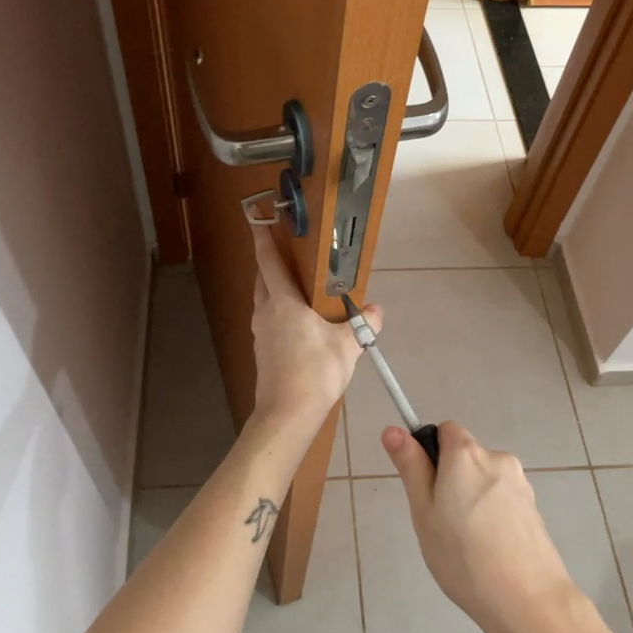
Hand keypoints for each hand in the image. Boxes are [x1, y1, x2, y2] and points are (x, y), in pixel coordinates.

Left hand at [247, 223, 381, 431]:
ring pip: (263, 300)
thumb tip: (376, 311)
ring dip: (272, 287)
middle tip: (283, 250)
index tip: (256, 218)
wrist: (287, 414)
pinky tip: (295, 319)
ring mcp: (260, 333)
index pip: (269, 262)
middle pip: (262, 279)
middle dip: (268, 262)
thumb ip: (363, 325)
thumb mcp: (347, 346)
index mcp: (283, 303)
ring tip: (293, 283)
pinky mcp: (261, 350)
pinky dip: (277, 310)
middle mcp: (266, 313)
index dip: (263, 238)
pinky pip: (267, 319)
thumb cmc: (315, 372)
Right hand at [382, 422, 579, 632]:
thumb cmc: (463, 556)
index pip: (445, 430)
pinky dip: (493, 517)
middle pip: (466, 457)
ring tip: (466, 544)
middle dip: (451, 481)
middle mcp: (497, 459)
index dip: (431, 453)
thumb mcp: (424, 512)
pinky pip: (503, 502)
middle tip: (441, 523)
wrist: (528, 600)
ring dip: (473, 500)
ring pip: (484, 482)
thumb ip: (411, 467)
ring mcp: (521, 484)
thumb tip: (393, 431)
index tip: (426, 489)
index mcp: (466, 454)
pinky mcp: (535, 509)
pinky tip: (490, 551)